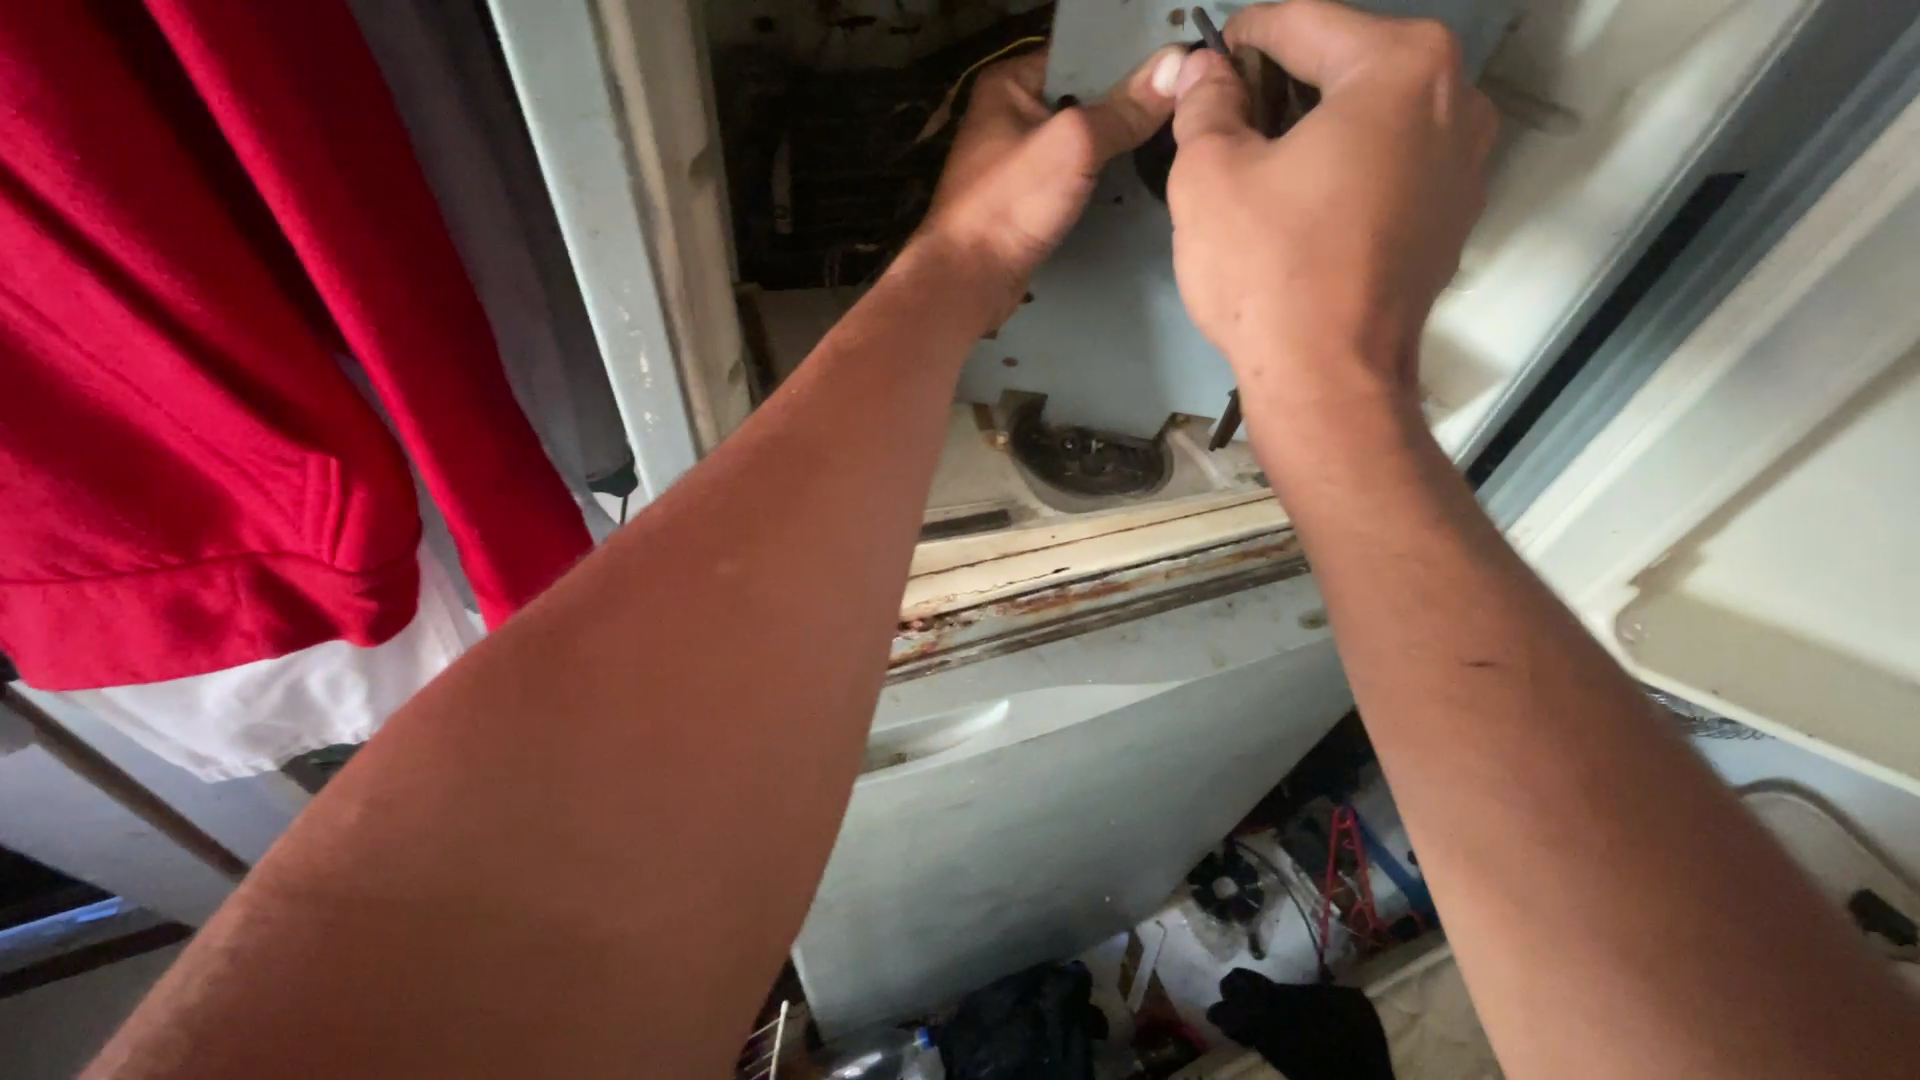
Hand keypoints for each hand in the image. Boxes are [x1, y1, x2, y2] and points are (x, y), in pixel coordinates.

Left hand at [920, 47, 1181, 317]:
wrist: (967, 280)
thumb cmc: (1010, 204)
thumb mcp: (1074, 144)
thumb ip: (1124, 108)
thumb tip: (1179, 65)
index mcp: (1009, 83)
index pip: (1081, 54)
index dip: (1127, 61)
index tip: (1175, 71)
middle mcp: (1010, 114)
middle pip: (1084, 98)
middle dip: (1125, 105)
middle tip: (1180, 109)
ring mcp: (1017, 160)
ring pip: (1080, 140)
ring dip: (1115, 144)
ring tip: (1167, 138)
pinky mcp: (1026, 199)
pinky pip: (1072, 175)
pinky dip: (1098, 177)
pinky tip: (1131, 177)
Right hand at [1166, 0, 1496, 424]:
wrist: (1328, 378)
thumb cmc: (1267, 270)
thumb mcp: (1208, 175)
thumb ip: (1205, 104)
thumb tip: (1204, 71)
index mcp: (1400, 66)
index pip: (1304, 22)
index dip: (1243, 35)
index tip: (1208, 55)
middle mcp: (1455, 100)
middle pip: (1349, 65)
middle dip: (1283, 83)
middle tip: (1227, 117)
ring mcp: (1465, 164)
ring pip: (1374, 119)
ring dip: (1317, 127)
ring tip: (1262, 165)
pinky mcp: (1454, 219)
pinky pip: (1392, 168)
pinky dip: (1348, 171)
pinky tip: (1304, 209)